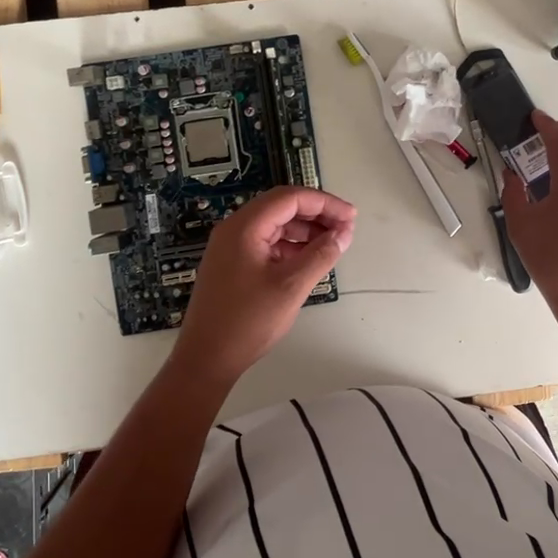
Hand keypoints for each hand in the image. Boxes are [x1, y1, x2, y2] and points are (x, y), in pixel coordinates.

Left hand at [172, 187, 355, 381]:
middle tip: (345, 230)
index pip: (290, 198)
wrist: (206, 358)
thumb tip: (343, 234)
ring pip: (275, 225)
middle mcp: (235, 229)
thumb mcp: (291, 286)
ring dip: (305, 230)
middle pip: (282, 207)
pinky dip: (291, 246)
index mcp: (244, 227)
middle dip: (317, 214)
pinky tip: (309, 260)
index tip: (351, 217)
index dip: (325, 203)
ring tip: (332, 245)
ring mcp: (231, 247)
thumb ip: (320, 255)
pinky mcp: (232, 264)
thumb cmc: (247, 321)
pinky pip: (267, 243)